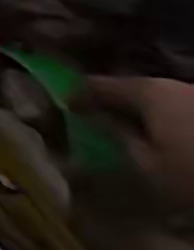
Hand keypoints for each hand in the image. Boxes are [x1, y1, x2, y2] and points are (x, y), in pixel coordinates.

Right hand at [82, 76, 193, 202]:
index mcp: (146, 90)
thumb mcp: (149, 165)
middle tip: (108, 120)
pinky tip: (183, 141)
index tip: (68, 109)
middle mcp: (176, 85)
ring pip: (169, 101)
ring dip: (155, 114)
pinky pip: (191, 111)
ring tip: (148, 132)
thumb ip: (116, 135)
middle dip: (121, 104)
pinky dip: (182, 122)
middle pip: (135, 89)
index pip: (93, 84)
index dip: (76, 95)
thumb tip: (97, 118)